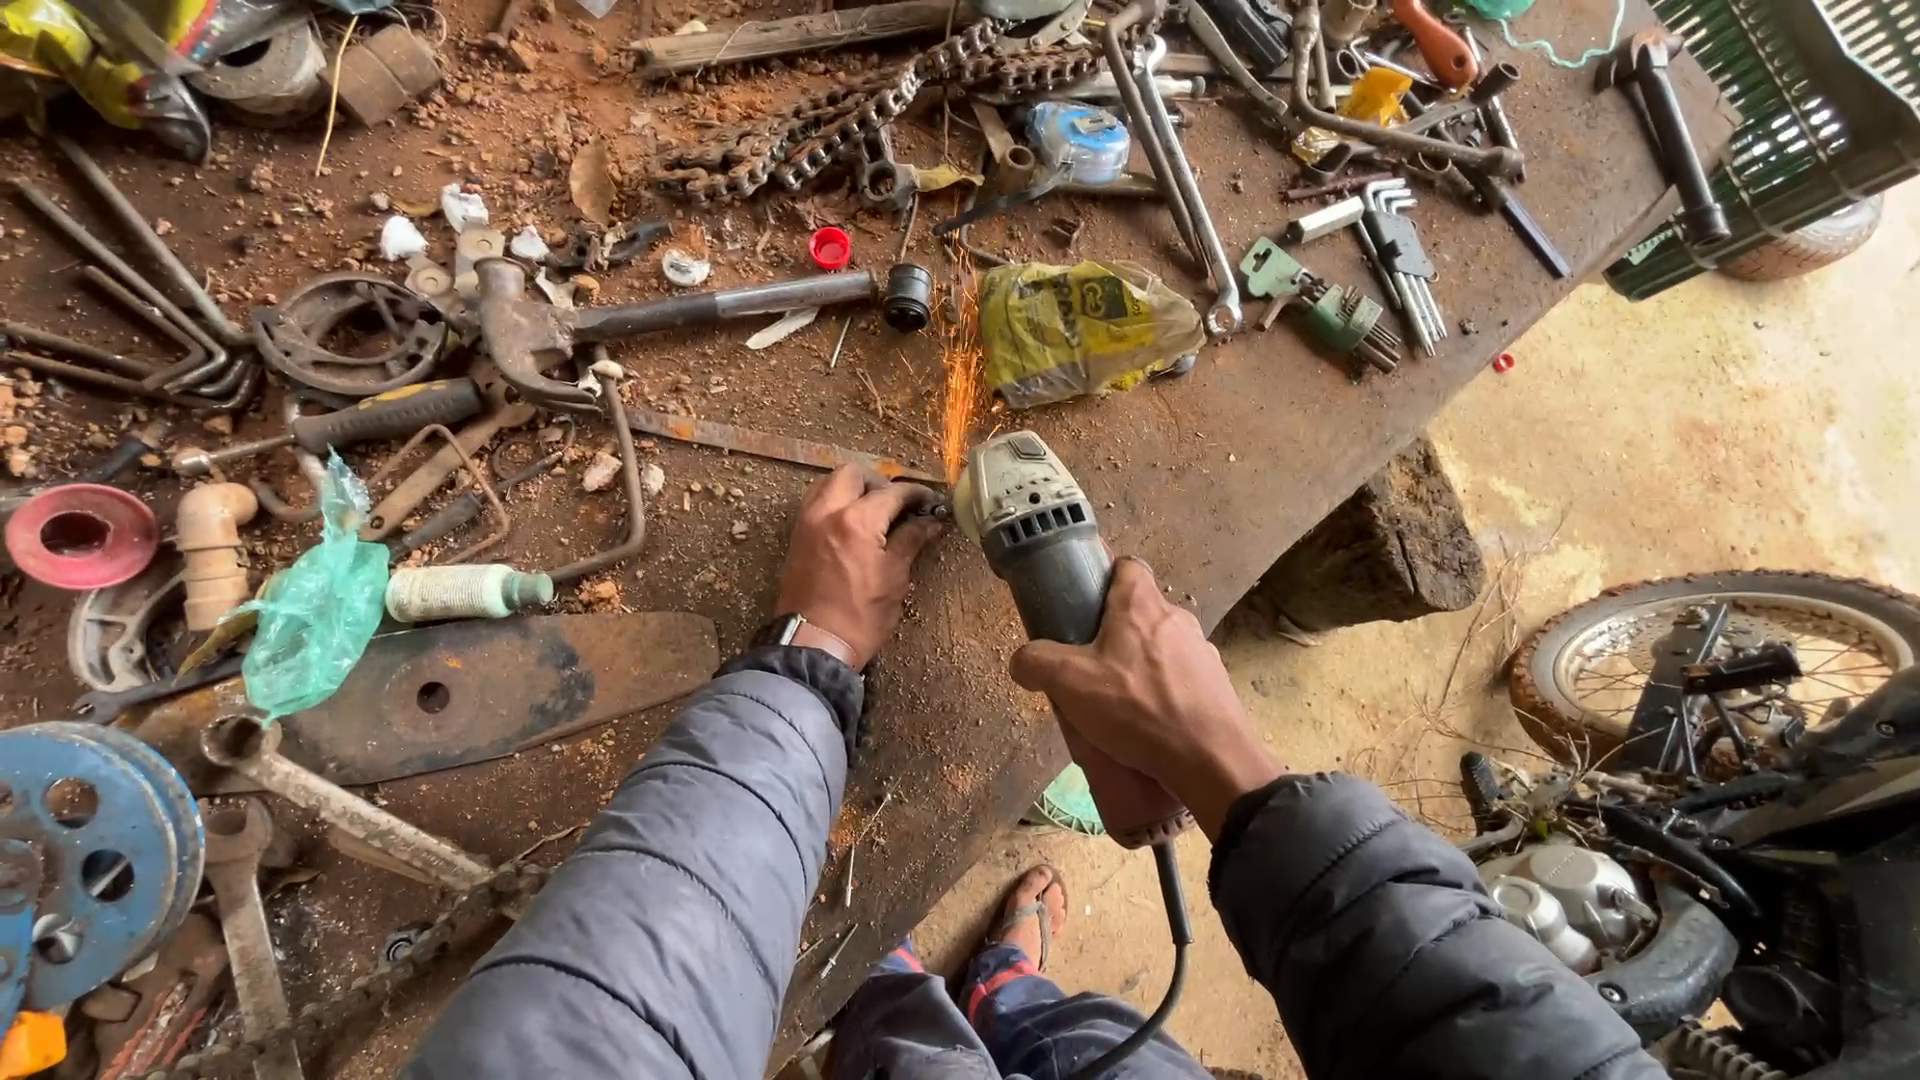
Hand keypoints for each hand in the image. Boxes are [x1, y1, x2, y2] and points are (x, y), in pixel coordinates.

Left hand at [774, 465, 945, 668]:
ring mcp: (807, 523)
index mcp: (856, 521)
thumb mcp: (894, 578)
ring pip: (829, 484)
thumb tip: (930, 522)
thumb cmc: (860, 617)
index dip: (917, 494)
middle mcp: (827, 512)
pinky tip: (853, 526)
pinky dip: (835, 503)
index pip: (893, 492)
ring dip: (853, 489)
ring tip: (875, 513)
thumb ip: (911, 540)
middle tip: (898, 504)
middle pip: (853, 473)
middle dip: (879, 482)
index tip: (930, 503)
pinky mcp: (797, 537)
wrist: (814, 644)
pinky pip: (816, 504)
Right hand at [1009, 557, 1283, 838]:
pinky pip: (1181, 679)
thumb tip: (1023, 662)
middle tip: (1089, 665)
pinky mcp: (1217, 685)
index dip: (1103, 576)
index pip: (1125, 566)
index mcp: (1140, 604)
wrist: (1211, 760)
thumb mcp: (1069, 683)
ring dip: (1140, 664)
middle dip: (1114, 632)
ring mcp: (1201, 652)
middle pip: (1140, 611)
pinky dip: (1164, 692)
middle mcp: (1176, 618)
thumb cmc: (1137, 708)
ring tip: (1119, 703)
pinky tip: (1149, 724)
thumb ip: (1035, 663)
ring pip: (1161, 646)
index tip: (1083, 602)